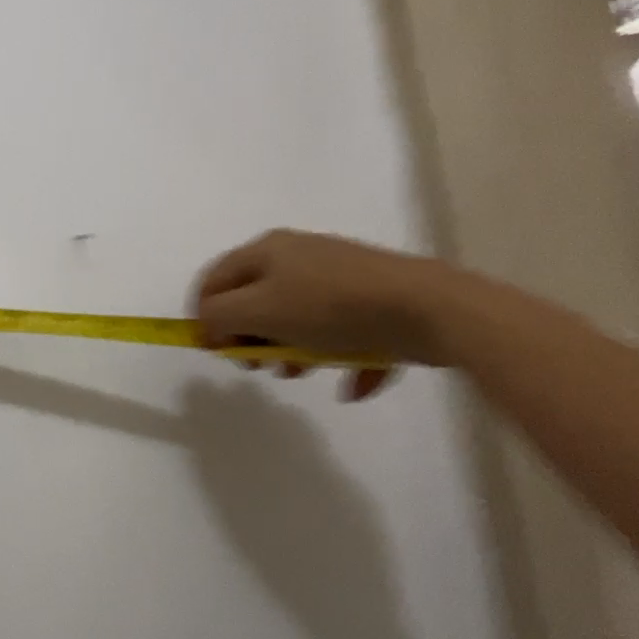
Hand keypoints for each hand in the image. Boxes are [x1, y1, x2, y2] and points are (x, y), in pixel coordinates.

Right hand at [190, 229, 463, 400]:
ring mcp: (341, 276)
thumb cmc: (331, 307)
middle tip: (260, 365)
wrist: (433, 308)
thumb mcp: (259, 311)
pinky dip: (341, 359)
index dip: (205, 318)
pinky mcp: (377, 300)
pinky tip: (350, 387)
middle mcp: (299, 255)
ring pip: (299, 318)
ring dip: (292, 350)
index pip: (214, 281)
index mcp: (266, 251)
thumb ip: (219, 317)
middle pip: (254, 300)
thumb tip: (207, 328)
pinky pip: (345, 333)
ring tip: (302, 373)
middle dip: (250, 337)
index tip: (218, 353)